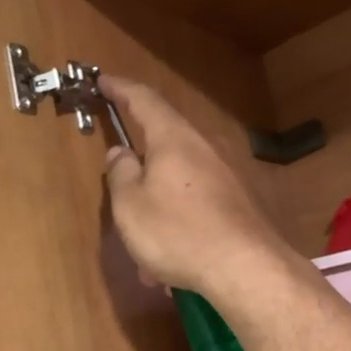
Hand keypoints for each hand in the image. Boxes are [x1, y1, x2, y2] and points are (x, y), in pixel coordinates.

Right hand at [100, 75, 291, 294]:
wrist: (245, 269)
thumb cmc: (177, 233)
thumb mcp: (130, 205)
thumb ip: (120, 173)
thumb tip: (120, 152)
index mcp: (173, 139)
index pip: (145, 100)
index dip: (121, 89)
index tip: (104, 81)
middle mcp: (205, 147)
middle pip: (164, 146)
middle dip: (140, 174)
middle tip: (121, 196)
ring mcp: (228, 175)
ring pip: (179, 186)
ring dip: (158, 214)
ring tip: (146, 256)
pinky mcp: (241, 203)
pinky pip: (198, 208)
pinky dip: (179, 229)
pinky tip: (172, 267)